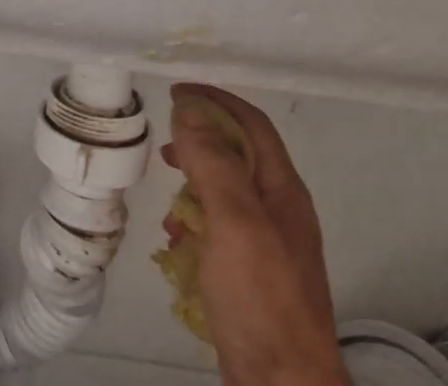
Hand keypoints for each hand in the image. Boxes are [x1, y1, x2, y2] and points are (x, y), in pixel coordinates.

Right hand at [160, 84, 347, 385]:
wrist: (283, 381)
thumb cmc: (261, 297)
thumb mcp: (234, 222)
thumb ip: (213, 165)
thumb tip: (189, 112)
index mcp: (282, 191)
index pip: (252, 125)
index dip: (215, 100)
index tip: (175, 92)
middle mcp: (280, 210)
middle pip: (240, 154)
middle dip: (201, 139)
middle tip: (164, 143)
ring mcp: (268, 243)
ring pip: (227, 191)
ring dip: (194, 182)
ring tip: (165, 191)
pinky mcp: (252, 272)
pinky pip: (220, 227)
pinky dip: (195, 221)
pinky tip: (176, 240)